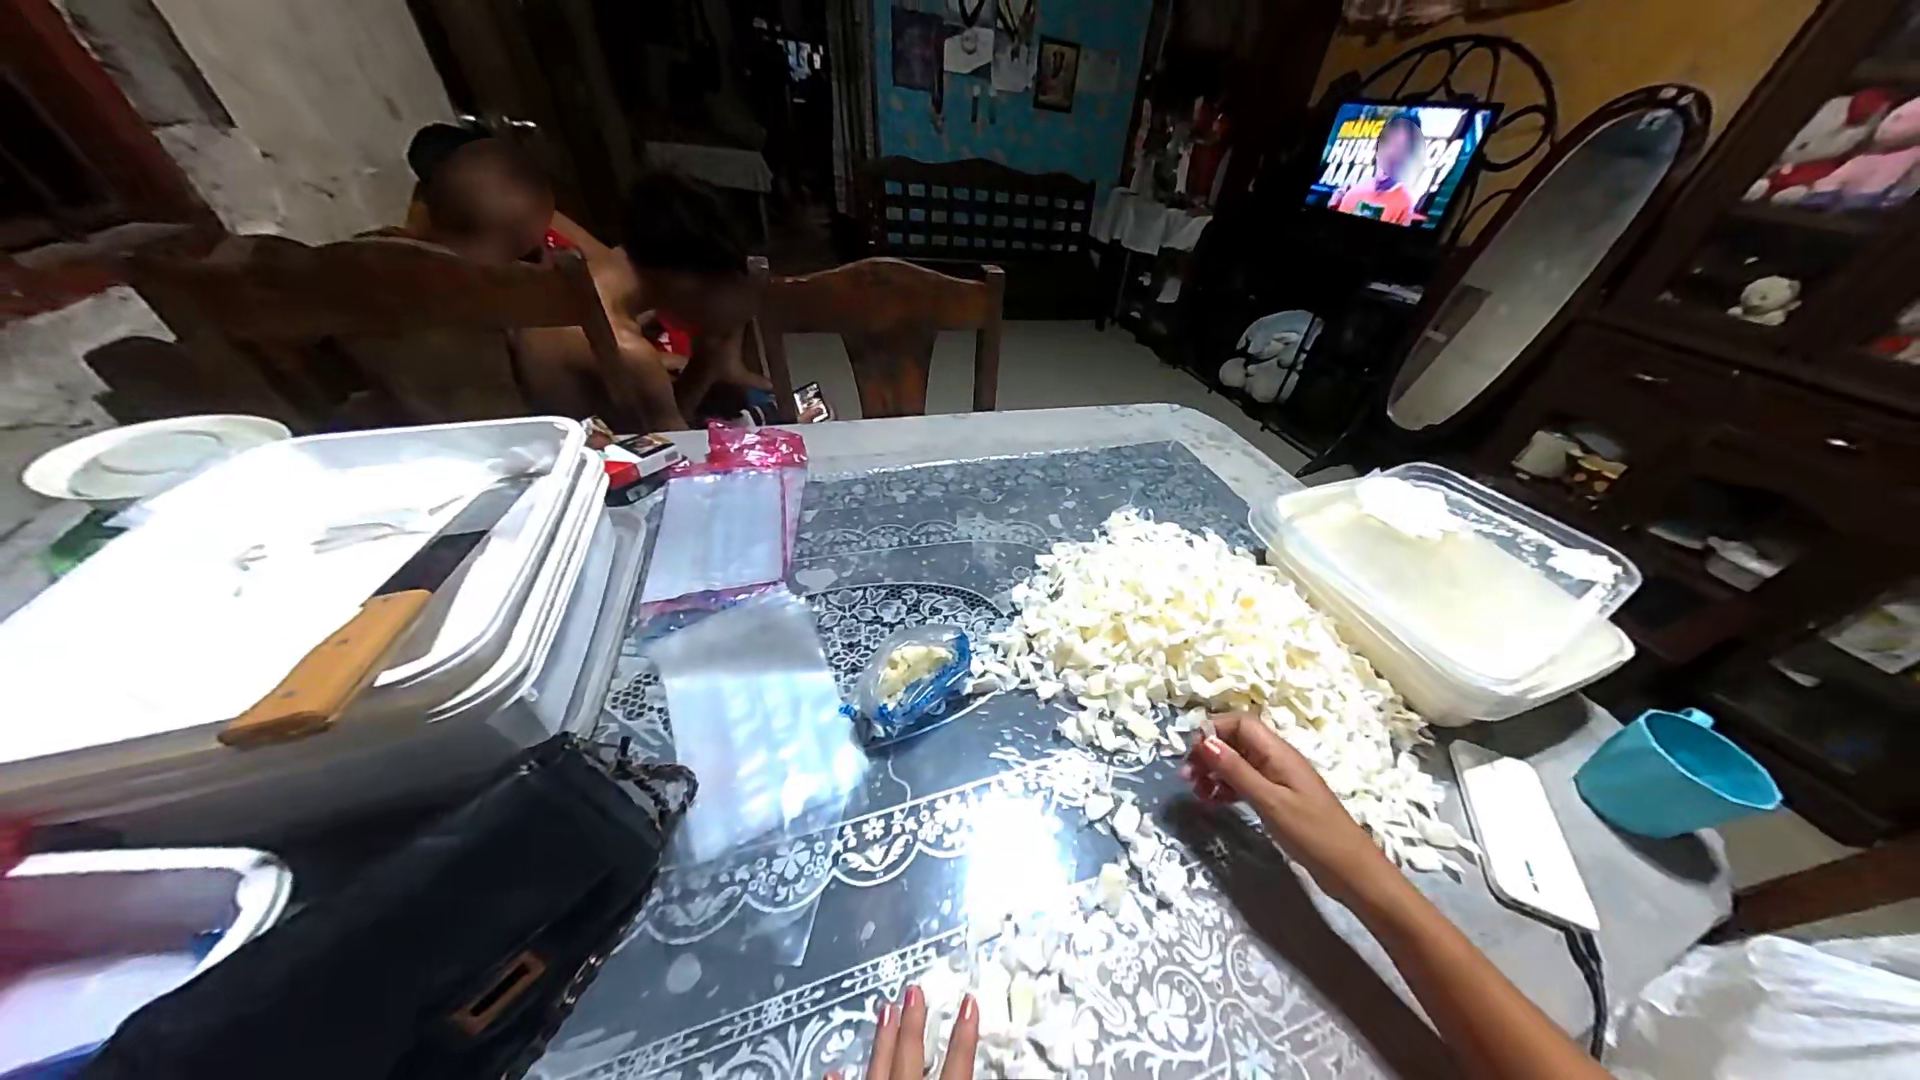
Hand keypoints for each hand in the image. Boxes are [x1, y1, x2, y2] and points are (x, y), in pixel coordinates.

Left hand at [827, 985, 977, 1079]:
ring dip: (882, 1041)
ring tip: (885, 1009)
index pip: (957, 1069)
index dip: (964, 1036)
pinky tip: (832, 1071)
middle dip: (913, 1023)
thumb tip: (992, 1072)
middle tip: (914, 989)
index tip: (968, 1001)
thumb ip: (965, 1078)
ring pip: (878, 1070)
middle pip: (910, 1059)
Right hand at [1181, 712, 1400, 907]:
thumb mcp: (1270, 801)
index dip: (1213, 730)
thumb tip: (1203, 740)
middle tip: (1187, 776)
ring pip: (1237, 762)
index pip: (1239, 723)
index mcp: (1278, 752)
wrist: (1354, 873)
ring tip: (1197, 791)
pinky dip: (1226, 787)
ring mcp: (1277, 779)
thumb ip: (1236, 770)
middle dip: (1208, 753)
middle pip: (1235, 741)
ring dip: (1214, 771)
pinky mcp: (1277, 798)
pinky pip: (1244, 781)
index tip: (1191, 752)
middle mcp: (1276, 759)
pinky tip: (1214, 800)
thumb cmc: (1314, 834)